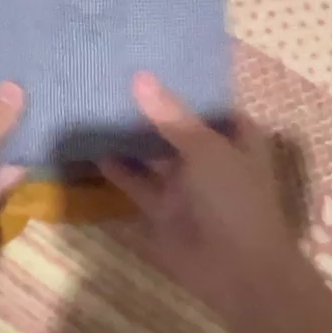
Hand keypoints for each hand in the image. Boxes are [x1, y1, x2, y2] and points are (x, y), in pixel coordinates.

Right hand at [97, 72, 305, 321]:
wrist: (240, 272)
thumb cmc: (235, 201)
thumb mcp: (206, 150)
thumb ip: (171, 117)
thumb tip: (139, 77)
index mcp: (235, 138)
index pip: (209, 103)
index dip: (184, 84)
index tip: (152, 60)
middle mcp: (209, 158)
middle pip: (175, 128)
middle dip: (148, 110)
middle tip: (110, 78)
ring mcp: (185, 187)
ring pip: (153, 157)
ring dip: (129, 140)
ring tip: (94, 108)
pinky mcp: (163, 212)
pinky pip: (137, 186)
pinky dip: (117, 172)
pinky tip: (91, 152)